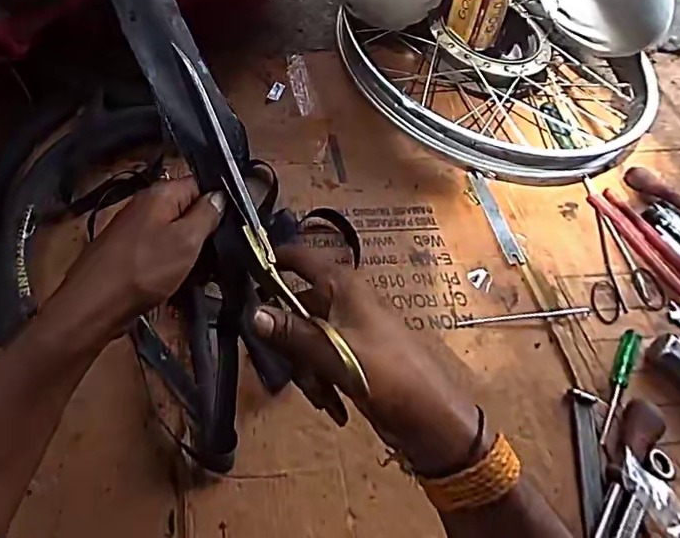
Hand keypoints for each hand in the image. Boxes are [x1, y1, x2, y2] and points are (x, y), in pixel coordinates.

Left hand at [39, 177, 225, 351]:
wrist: (96, 302)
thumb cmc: (142, 269)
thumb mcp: (185, 240)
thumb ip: (206, 214)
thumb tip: (219, 195)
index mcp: (160, 193)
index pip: (199, 184)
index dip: (219, 203)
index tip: (233, 225)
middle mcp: (147, 205)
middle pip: (188, 210)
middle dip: (205, 232)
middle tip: (219, 256)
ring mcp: (137, 229)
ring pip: (176, 234)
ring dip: (191, 253)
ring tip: (202, 274)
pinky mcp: (132, 252)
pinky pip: (162, 252)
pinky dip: (174, 266)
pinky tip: (181, 282)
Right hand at [252, 243, 483, 473]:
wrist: (436, 425)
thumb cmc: (389, 375)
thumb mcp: (334, 353)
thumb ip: (291, 333)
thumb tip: (252, 312)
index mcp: (341, 283)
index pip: (296, 255)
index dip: (269, 259)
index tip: (242, 274)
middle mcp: (342, 297)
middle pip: (294, 303)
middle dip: (287, 337)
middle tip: (282, 362)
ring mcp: (347, 325)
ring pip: (303, 334)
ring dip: (303, 364)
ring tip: (318, 392)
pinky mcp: (351, 352)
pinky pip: (318, 355)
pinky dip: (318, 376)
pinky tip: (329, 401)